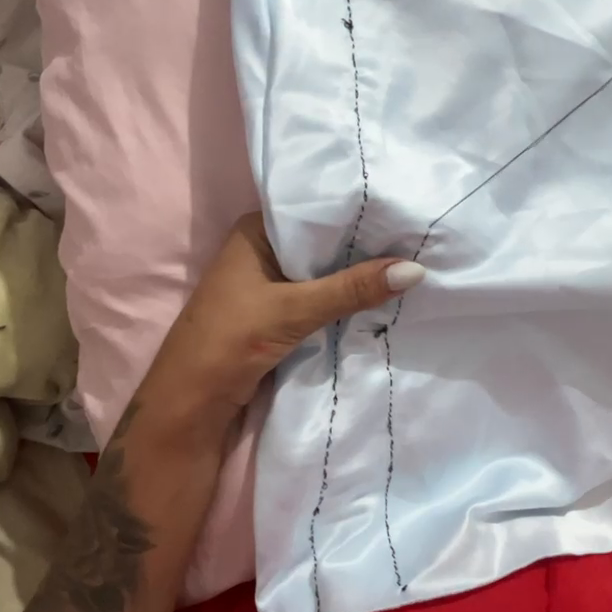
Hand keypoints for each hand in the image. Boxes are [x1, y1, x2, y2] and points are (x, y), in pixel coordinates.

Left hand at [136, 213, 425, 435]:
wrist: (192, 403)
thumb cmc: (230, 341)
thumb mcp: (294, 310)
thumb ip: (352, 289)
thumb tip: (416, 269)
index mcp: (255, 231)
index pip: (315, 209)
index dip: (357, 210)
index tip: (405, 207)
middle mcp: (262, 250)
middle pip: (323, 242)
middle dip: (363, 246)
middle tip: (420, 237)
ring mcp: (269, 283)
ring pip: (323, 273)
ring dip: (356, 276)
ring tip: (413, 261)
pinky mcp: (277, 313)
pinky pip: (319, 298)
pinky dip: (344, 300)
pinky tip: (382, 296)